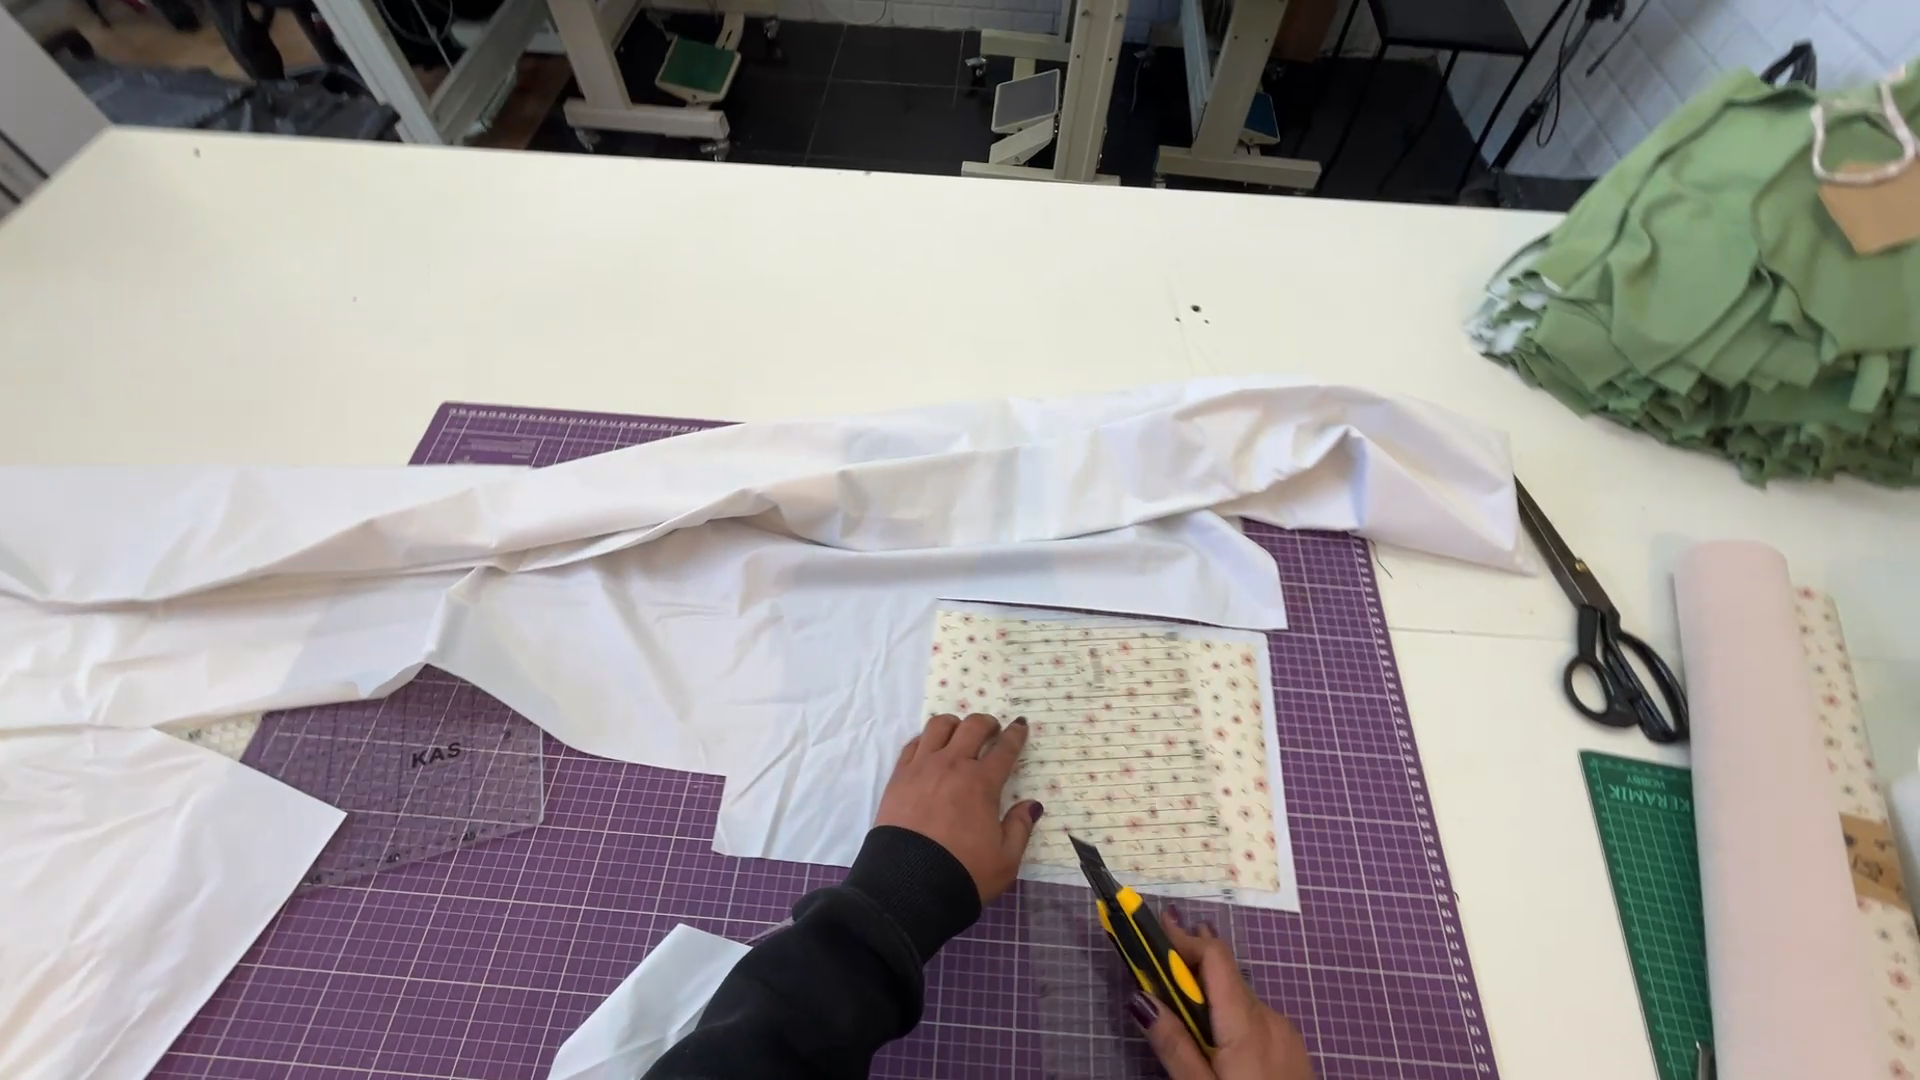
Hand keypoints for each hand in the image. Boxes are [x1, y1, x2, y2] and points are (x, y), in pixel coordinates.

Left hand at [874, 713, 1042, 903]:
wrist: (908, 887)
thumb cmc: (963, 873)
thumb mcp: (1006, 859)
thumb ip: (1020, 827)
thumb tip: (1031, 805)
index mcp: (982, 783)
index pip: (1004, 749)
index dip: (1015, 734)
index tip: (1020, 726)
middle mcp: (952, 765)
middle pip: (971, 727)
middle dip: (987, 723)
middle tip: (993, 730)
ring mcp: (922, 768)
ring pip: (939, 726)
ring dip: (955, 724)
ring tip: (960, 733)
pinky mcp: (898, 776)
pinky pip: (913, 743)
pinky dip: (926, 739)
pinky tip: (931, 748)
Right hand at [1131, 910, 1315, 1079]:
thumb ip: (1173, 1044)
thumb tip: (1140, 997)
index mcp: (1248, 1024)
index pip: (1215, 956)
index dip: (1182, 936)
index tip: (1150, 927)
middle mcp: (1271, 1019)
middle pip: (1225, 974)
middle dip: (1188, 964)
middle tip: (1152, 964)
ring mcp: (1287, 1036)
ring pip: (1239, 996)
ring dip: (1207, 992)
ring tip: (1177, 1006)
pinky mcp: (1294, 1053)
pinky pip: (1254, 1017)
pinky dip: (1228, 1013)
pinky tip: (1213, 1037)